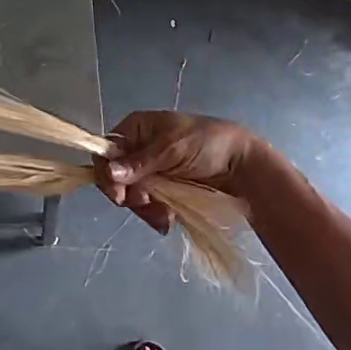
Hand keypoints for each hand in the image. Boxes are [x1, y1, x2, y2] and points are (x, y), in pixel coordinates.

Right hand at [95, 112, 279, 233]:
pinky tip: (168, 220)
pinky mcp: (162, 189)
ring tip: (165, 216)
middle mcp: (137, 149)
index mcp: (135, 129)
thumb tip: (108, 172)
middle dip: (129, 195)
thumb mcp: (172, 149)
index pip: (106, 152)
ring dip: (144, 208)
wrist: (244, 164)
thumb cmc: (207, 144)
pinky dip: (155, 214)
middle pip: (115, 177)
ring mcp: (149, 171)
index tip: (119, 195)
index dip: (107, 173)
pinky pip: (147, 204)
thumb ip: (140, 162)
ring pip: (130, 194)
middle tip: (147, 204)